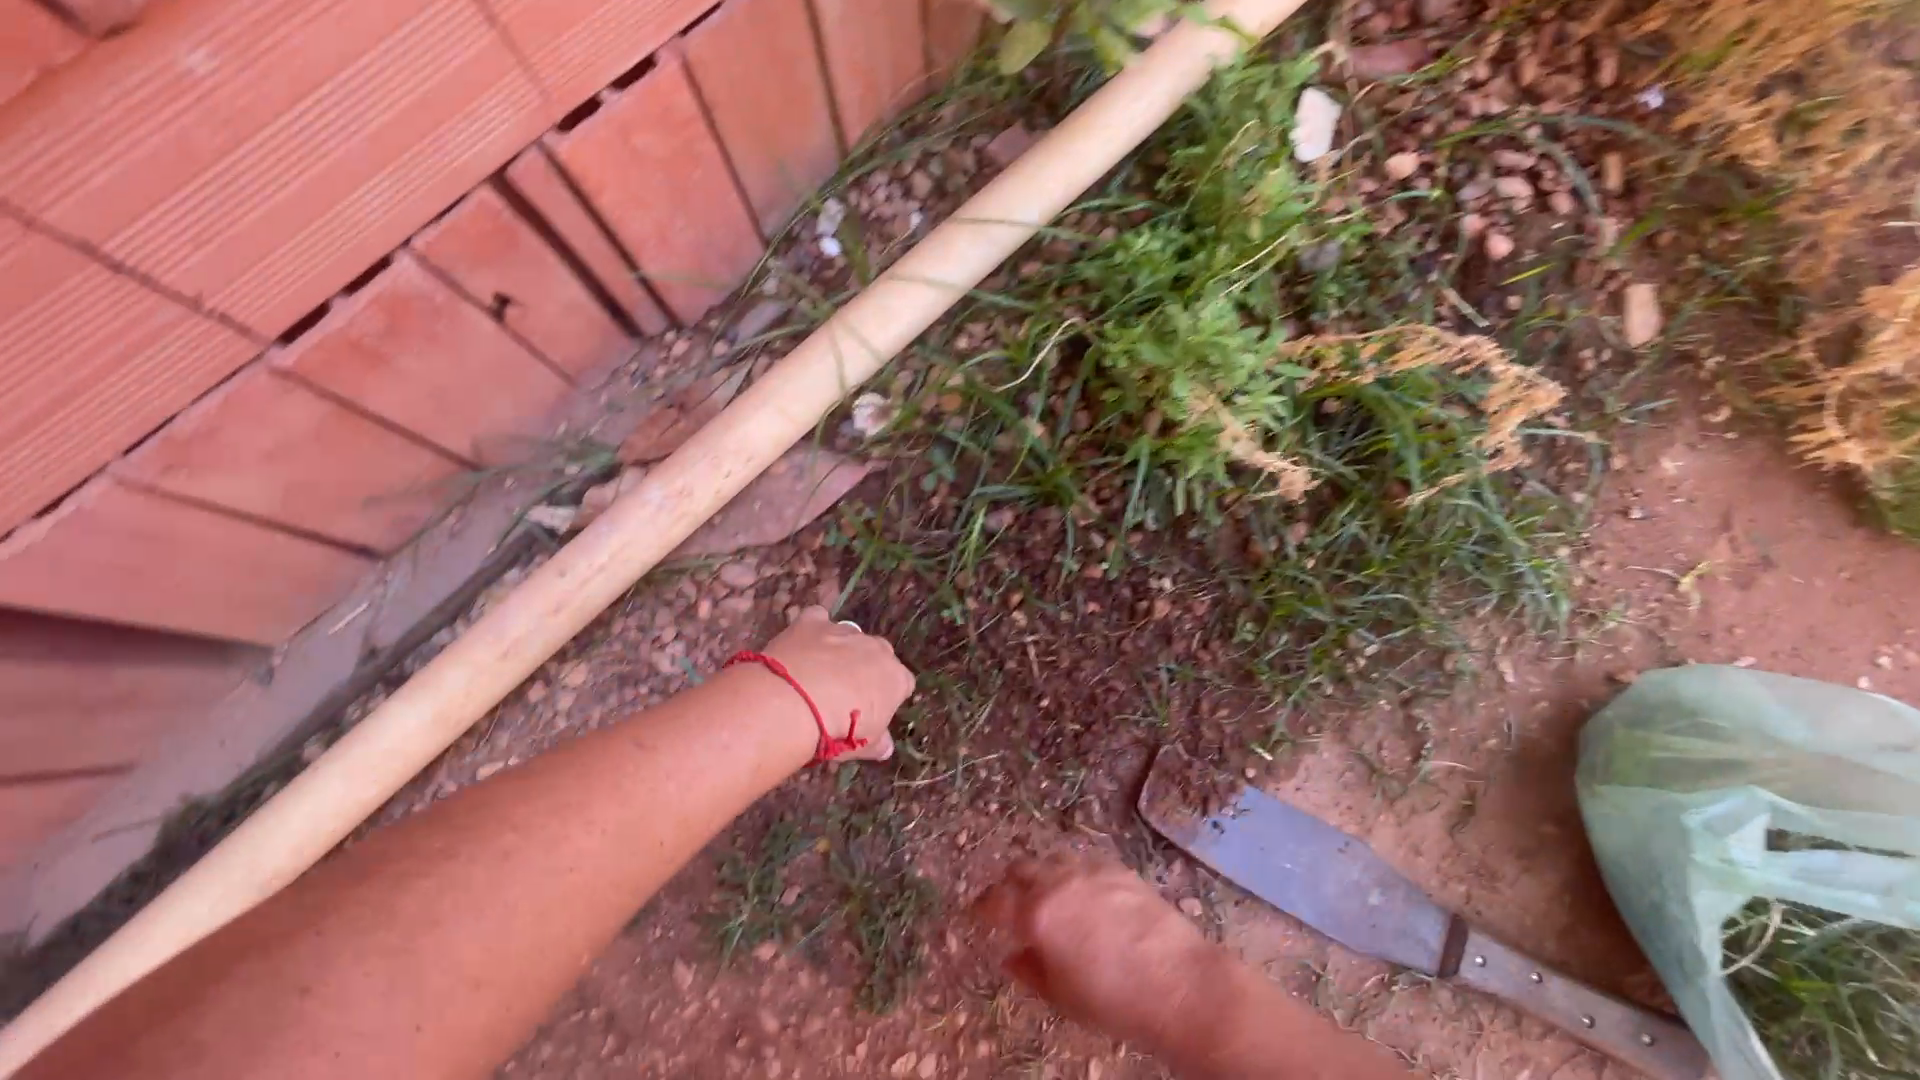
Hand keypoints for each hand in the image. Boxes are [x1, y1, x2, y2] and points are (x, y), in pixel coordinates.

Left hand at [759, 607, 913, 761]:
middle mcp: (875, 649)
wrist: (794, 704)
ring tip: (820, 671)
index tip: (874, 710)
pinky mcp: (813, 623)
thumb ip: (878, 744)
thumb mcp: (862, 746)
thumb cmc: (838, 730)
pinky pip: (818, 618)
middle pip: (879, 654)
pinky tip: (803, 644)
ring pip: (850, 635)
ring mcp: (844, 632)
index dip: (889, 695)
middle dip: (867, 668)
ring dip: (841, 649)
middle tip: (846, 693)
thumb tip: (886, 748)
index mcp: (895, 678)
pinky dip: (814, 627)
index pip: (903, 683)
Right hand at [973, 854, 1217, 1050]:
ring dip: (1041, 874)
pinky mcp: (1117, 868)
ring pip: (1051, 860)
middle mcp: (1057, 882)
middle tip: (1009, 905)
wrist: (1179, 982)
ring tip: (1046, 896)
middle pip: (1020, 870)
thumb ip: (1030, 971)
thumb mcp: (1062, 996)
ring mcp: (1088, 870)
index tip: (977, 914)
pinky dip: (1072, 874)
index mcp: (1035, 914)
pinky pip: (1082, 862)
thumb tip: (1011, 956)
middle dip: (1009, 885)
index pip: (994, 900)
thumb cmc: (1114, 1000)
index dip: (981, 907)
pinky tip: (1082, 894)